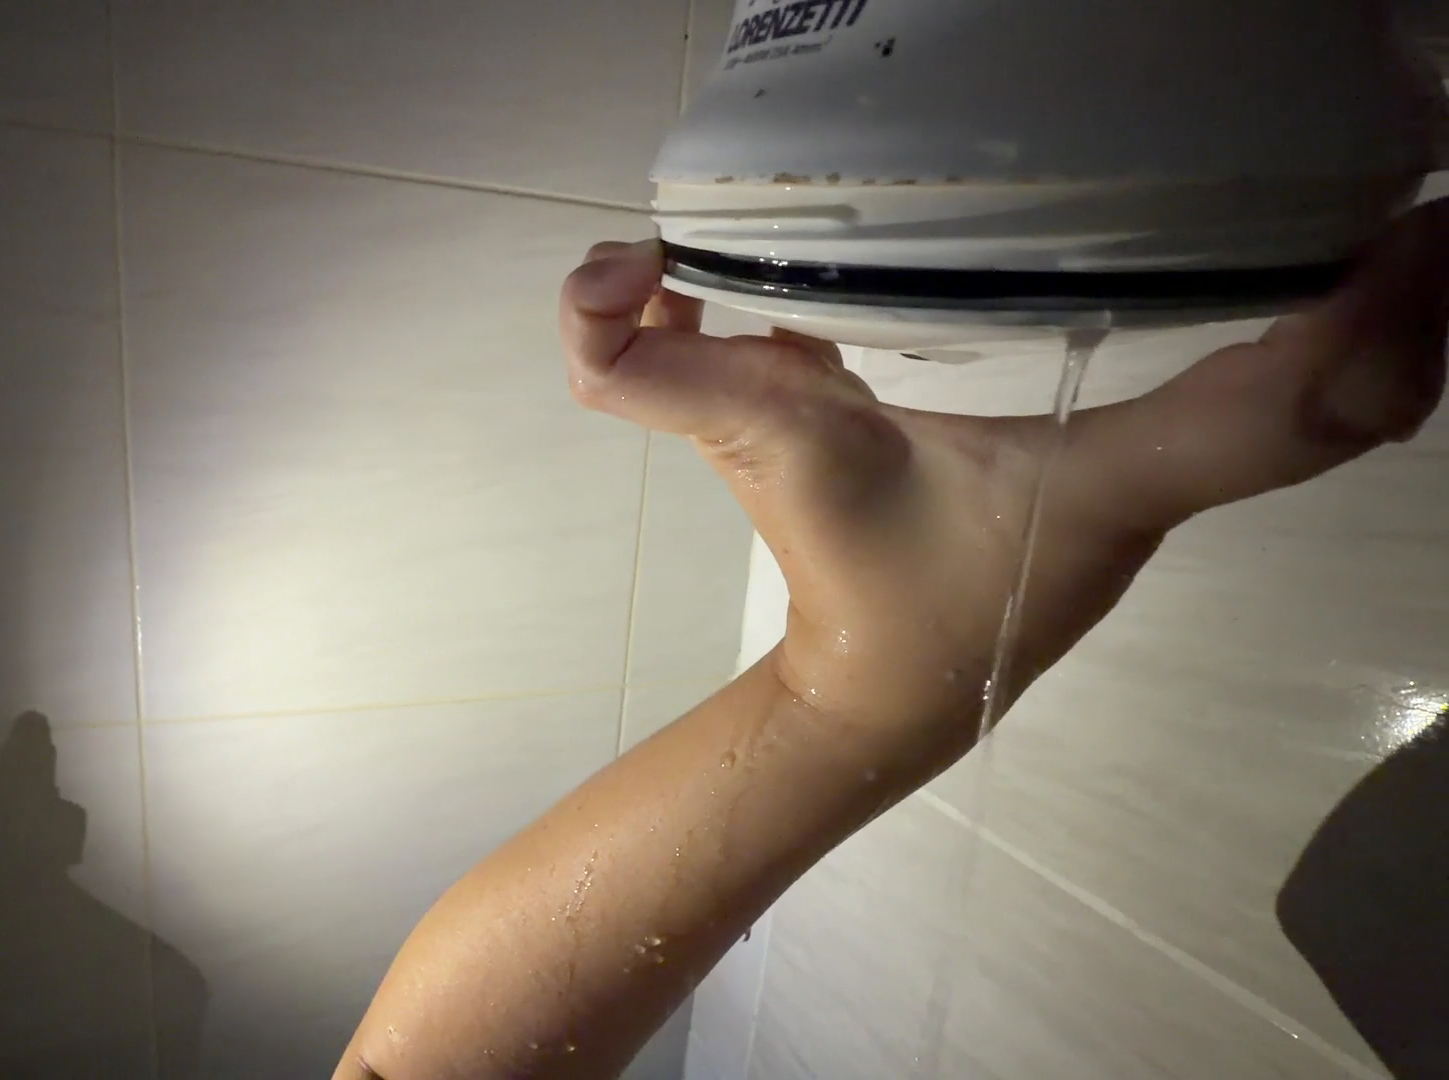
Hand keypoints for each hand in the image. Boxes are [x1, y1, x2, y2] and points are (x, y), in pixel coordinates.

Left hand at [563, 204, 1448, 766]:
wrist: (887, 682)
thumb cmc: (947, 617)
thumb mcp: (1094, 510)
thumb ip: (1244, 413)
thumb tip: (1425, 265)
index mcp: (761, 414)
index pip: (613, 362)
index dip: (593, 304)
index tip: (638, 251)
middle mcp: (734, 400)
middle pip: (634, 310)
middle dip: (671, 226)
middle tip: (771, 142)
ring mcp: (749, 400)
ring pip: (684, 308)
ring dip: (717, 235)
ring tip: (809, 157)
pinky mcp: (783, 402)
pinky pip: (738, 321)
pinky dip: (756, 268)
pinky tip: (836, 221)